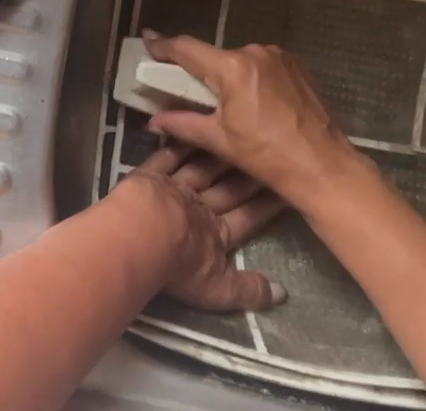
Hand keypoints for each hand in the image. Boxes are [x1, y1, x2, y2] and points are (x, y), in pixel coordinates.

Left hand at [119, 145, 288, 311]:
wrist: (141, 236)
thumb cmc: (179, 266)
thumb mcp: (218, 289)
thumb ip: (249, 291)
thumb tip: (284, 294)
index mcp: (217, 232)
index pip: (248, 216)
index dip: (267, 205)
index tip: (284, 188)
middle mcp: (200, 204)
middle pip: (229, 188)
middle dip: (248, 176)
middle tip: (267, 155)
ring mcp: (175, 186)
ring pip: (202, 168)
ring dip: (218, 157)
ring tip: (235, 139)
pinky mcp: (150, 174)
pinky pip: (167, 156)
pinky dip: (178, 146)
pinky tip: (187, 131)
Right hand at [141, 31, 367, 204]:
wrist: (325, 167)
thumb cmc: (268, 156)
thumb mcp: (220, 140)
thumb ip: (182, 124)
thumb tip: (153, 120)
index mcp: (232, 68)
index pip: (187, 48)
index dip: (163, 45)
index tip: (147, 39)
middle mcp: (255, 52)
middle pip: (214, 56)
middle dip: (201, 71)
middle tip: (189, 91)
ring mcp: (279, 56)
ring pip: (239, 61)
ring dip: (229, 76)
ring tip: (230, 104)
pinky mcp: (296, 64)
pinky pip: (262, 65)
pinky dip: (252, 78)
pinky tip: (256, 103)